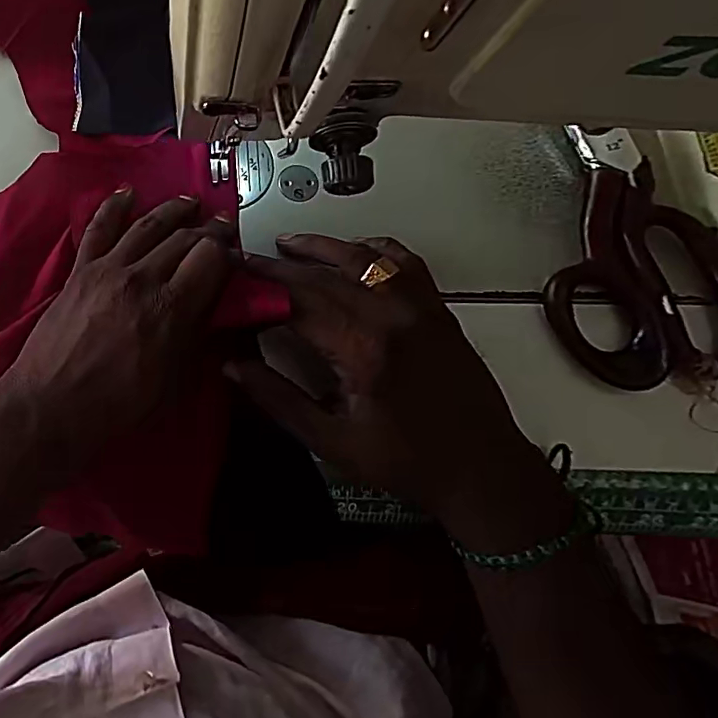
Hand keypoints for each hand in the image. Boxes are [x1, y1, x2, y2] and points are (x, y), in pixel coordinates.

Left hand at [0, 189, 234, 476]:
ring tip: (190, 202)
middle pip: (183, 239)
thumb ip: (198, 340)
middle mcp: (140, 280)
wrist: (49, 407)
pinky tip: (127, 193)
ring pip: (146, 226)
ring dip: (172, 210)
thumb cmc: (114, 406)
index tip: (234, 253)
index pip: (210, 259)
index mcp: (169, 310)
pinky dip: (113, 207)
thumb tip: (220, 313)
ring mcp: (106, 271)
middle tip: (222, 225)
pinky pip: (98, 229)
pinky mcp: (79, 271)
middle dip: (209, 230)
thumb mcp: (171, 383)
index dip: (228, 252)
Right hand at [227, 234, 558, 535]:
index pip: (296, 300)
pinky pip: (402, 262)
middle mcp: (394, 316)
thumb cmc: (409, 463)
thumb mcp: (331, 440)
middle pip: (321, 274)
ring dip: (320, 246)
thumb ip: (278, 399)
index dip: (257, 288)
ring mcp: (419, 307)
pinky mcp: (437, 309)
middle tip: (245, 262)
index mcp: (364, 348)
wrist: (485, 473)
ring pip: (361, 256)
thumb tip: (234, 366)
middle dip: (277, 266)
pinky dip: (372, 249)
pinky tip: (354, 251)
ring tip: (287, 244)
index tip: (232, 281)